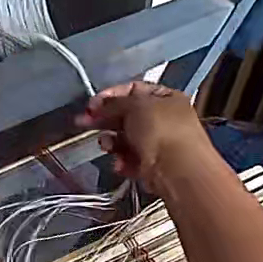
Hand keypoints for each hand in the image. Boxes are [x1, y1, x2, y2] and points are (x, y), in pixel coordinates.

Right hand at [74, 81, 214, 194]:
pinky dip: (123, 162)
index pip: (133, 90)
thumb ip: (114, 103)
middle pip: (128, 116)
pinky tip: (120, 164)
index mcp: (166, 98)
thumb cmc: (162, 130)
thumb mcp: (134, 106)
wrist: (178, 171)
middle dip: (105, 120)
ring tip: (106, 145)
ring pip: (126, 140)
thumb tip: (101, 105)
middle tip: (85, 123)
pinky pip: (130, 161)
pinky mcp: (152, 167)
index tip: (92, 104)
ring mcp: (159, 144)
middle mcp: (164, 120)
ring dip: (112, 142)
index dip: (111, 95)